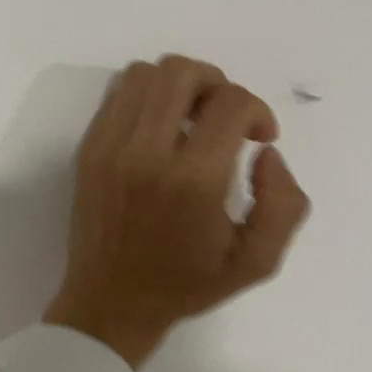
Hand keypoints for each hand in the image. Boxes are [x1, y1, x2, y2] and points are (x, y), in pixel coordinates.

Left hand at [44, 56, 310, 367]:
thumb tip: (267, 152)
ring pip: (142, 74)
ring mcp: (108, 147)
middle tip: (224, 118)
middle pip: (180, 72)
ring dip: (177, 85)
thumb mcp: (257, 261)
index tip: (259, 138)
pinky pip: (115, 95)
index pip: (230, 103)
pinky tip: (158, 129)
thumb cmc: (185, 283)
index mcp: (192, 180)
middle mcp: (145, 153)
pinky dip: (143, 97)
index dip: (257, 111)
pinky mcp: (87, 149)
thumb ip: (283, 203)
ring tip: (191, 119)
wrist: (110, 300)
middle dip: (216, 83)